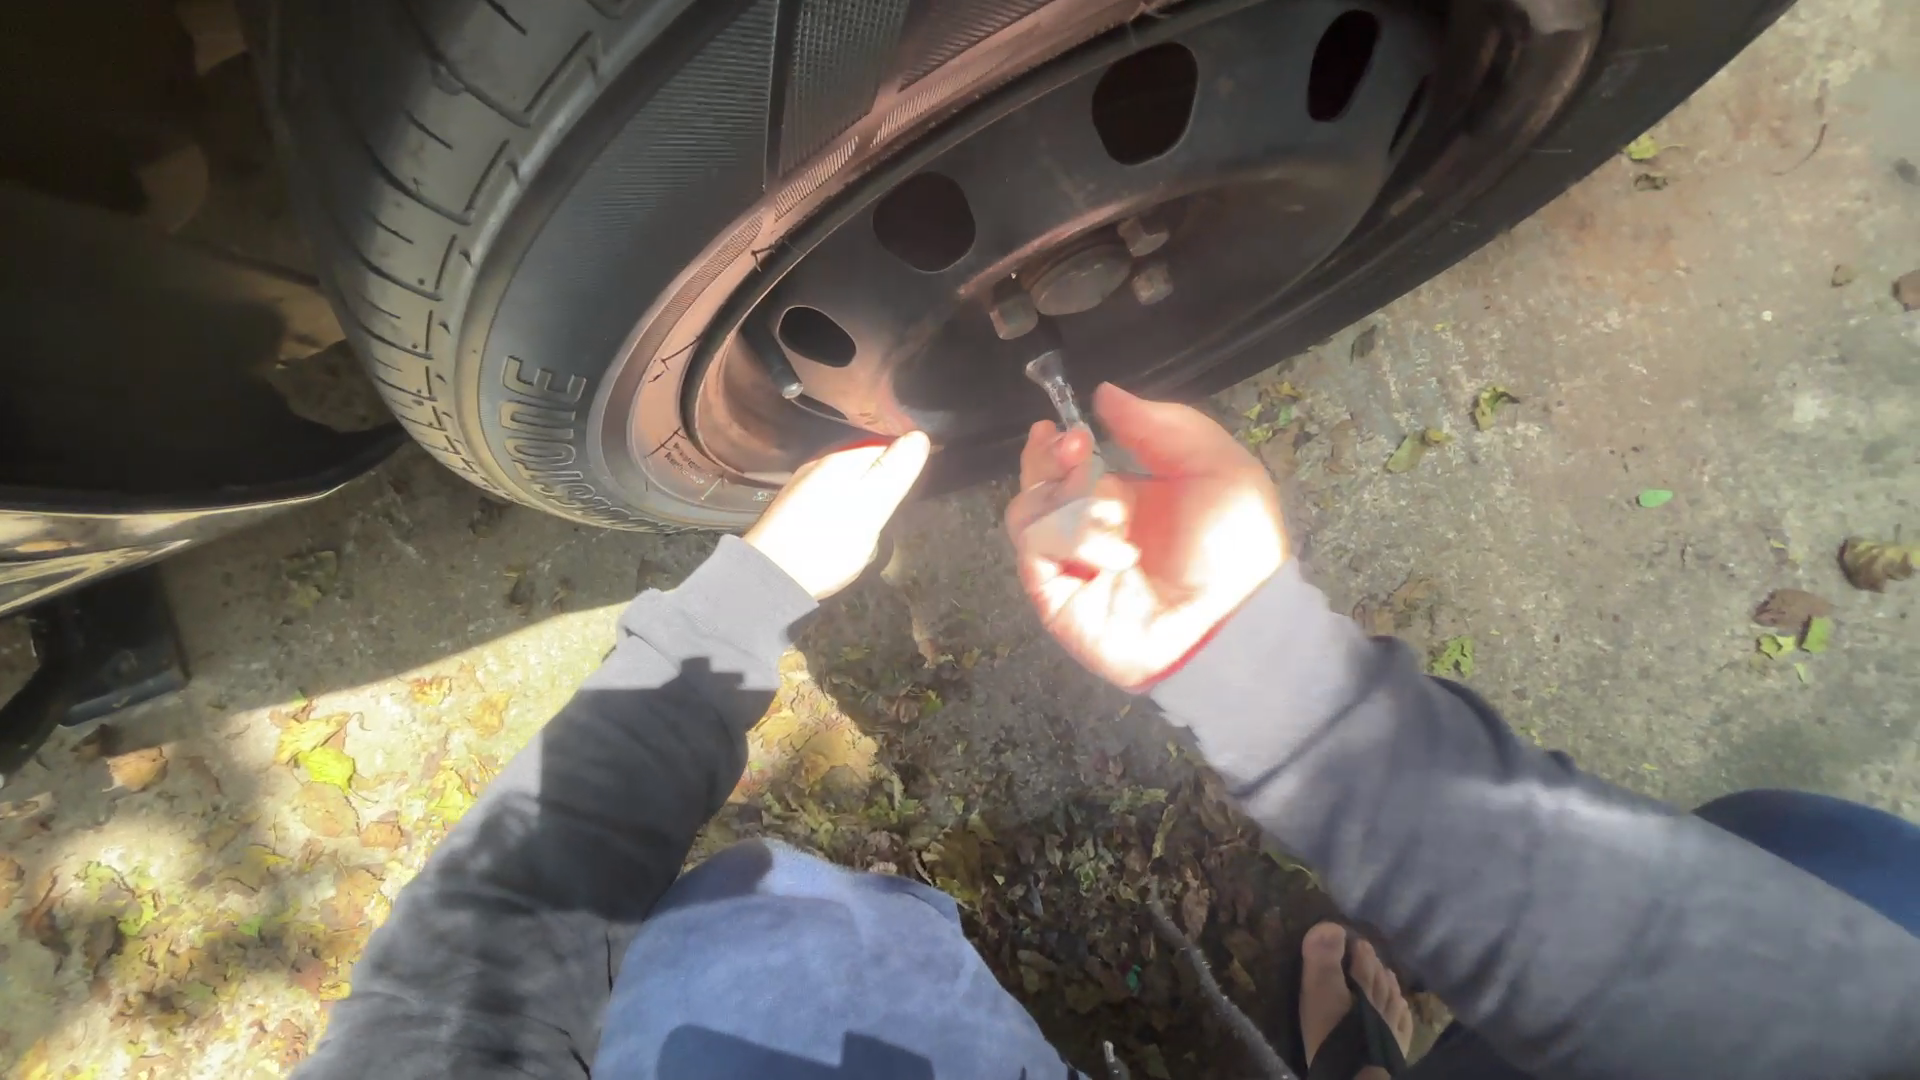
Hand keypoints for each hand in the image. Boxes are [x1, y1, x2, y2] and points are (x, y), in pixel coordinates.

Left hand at [746, 432, 930, 599]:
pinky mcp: (794, 510)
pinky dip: (846, 505)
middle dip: (883, 475)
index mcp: (841, 461)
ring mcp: (803, 487)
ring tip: (878, 514)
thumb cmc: (827, 542)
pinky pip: (831, 496)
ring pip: (846, 479)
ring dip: (864, 491)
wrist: (770, 577)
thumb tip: (920, 436)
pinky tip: (849, 524)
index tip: (917, 481)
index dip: (904, 459)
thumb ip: (894, 472)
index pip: (883, 444)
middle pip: (863, 462)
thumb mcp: (871, 507)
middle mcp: (819, 466)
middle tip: (900, 501)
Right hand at [1005, 384, 1286, 688]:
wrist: (1231, 622)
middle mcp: (1086, 527)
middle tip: (1076, 451)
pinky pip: (1036, 546)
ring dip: (1068, 499)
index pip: (1063, 464)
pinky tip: (1114, 552)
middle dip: (1048, 458)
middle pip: (1034, 481)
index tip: (1062, 424)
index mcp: (1119, 497)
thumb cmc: (1233, 546)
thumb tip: (1103, 393)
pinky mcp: (1052, 594)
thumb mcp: (1218, 468)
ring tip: (1112, 514)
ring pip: (1027, 510)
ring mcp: (1066, 563)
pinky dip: (1073, 538)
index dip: (1055, 442)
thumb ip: (1163, 424)